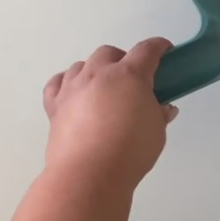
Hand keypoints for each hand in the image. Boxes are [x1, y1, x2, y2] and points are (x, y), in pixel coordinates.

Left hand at [41, 39, 176, 192]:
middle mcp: (99, 74)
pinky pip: (58, 82)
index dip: (158, 47)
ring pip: (83, 64)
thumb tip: (162, 108)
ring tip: (104, 89)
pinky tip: (75, 93)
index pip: (147, 50)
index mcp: (130, 75)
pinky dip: (68, 82)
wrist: (90, 173)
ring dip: (95, 70)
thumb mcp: (157, 132)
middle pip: (110, 52)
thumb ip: (159, 114)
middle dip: (122, 59)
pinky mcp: (54, 104)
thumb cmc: (131, 150)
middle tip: (133, 80)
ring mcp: (73, 87)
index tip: (165, 51)